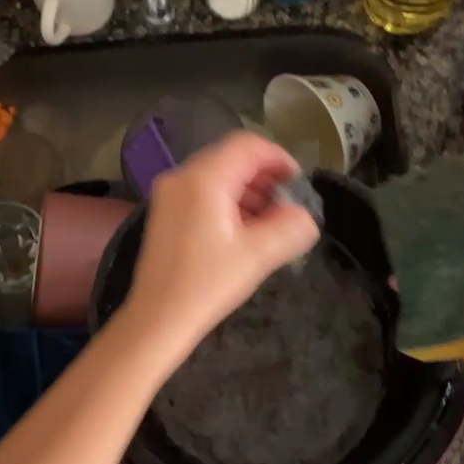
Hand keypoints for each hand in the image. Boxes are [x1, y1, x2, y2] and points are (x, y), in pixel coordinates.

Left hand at [122, 132, 320, 347]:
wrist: (157, 317)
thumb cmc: (206, 284)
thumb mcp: (257, 255)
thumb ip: (290, 227)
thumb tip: (306, 216)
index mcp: (203, 179)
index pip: (247, 146)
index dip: (279, 158)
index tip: (298, 183)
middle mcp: (181, 176)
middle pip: (231, 158)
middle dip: (264, 176)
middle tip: (288, 204)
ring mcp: (168, 194)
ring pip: (217, 175)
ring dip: (247, 190)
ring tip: (270, 220)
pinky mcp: (164, 212)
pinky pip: (202, 192)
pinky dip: (227, 201)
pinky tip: (243, 229)